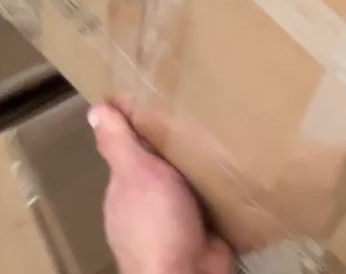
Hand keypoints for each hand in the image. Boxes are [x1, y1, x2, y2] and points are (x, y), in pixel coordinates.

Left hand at [90, 104, 234, 273]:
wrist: (185, 273)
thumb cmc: (157, 222)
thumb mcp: (137, 177)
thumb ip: (121, 146)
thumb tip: (96, 108)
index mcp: (127, 187)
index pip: (138, 146)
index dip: (151, 120)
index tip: (174, 90)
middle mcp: (149, 199)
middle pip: (168, 159)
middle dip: (187, 136)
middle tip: (219, 101)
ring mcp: (178, 213)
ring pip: (194, 174)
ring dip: (212, 156)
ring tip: (240, 123)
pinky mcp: (207, 222)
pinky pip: (218, 191)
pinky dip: (229, 176)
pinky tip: (249, 158)